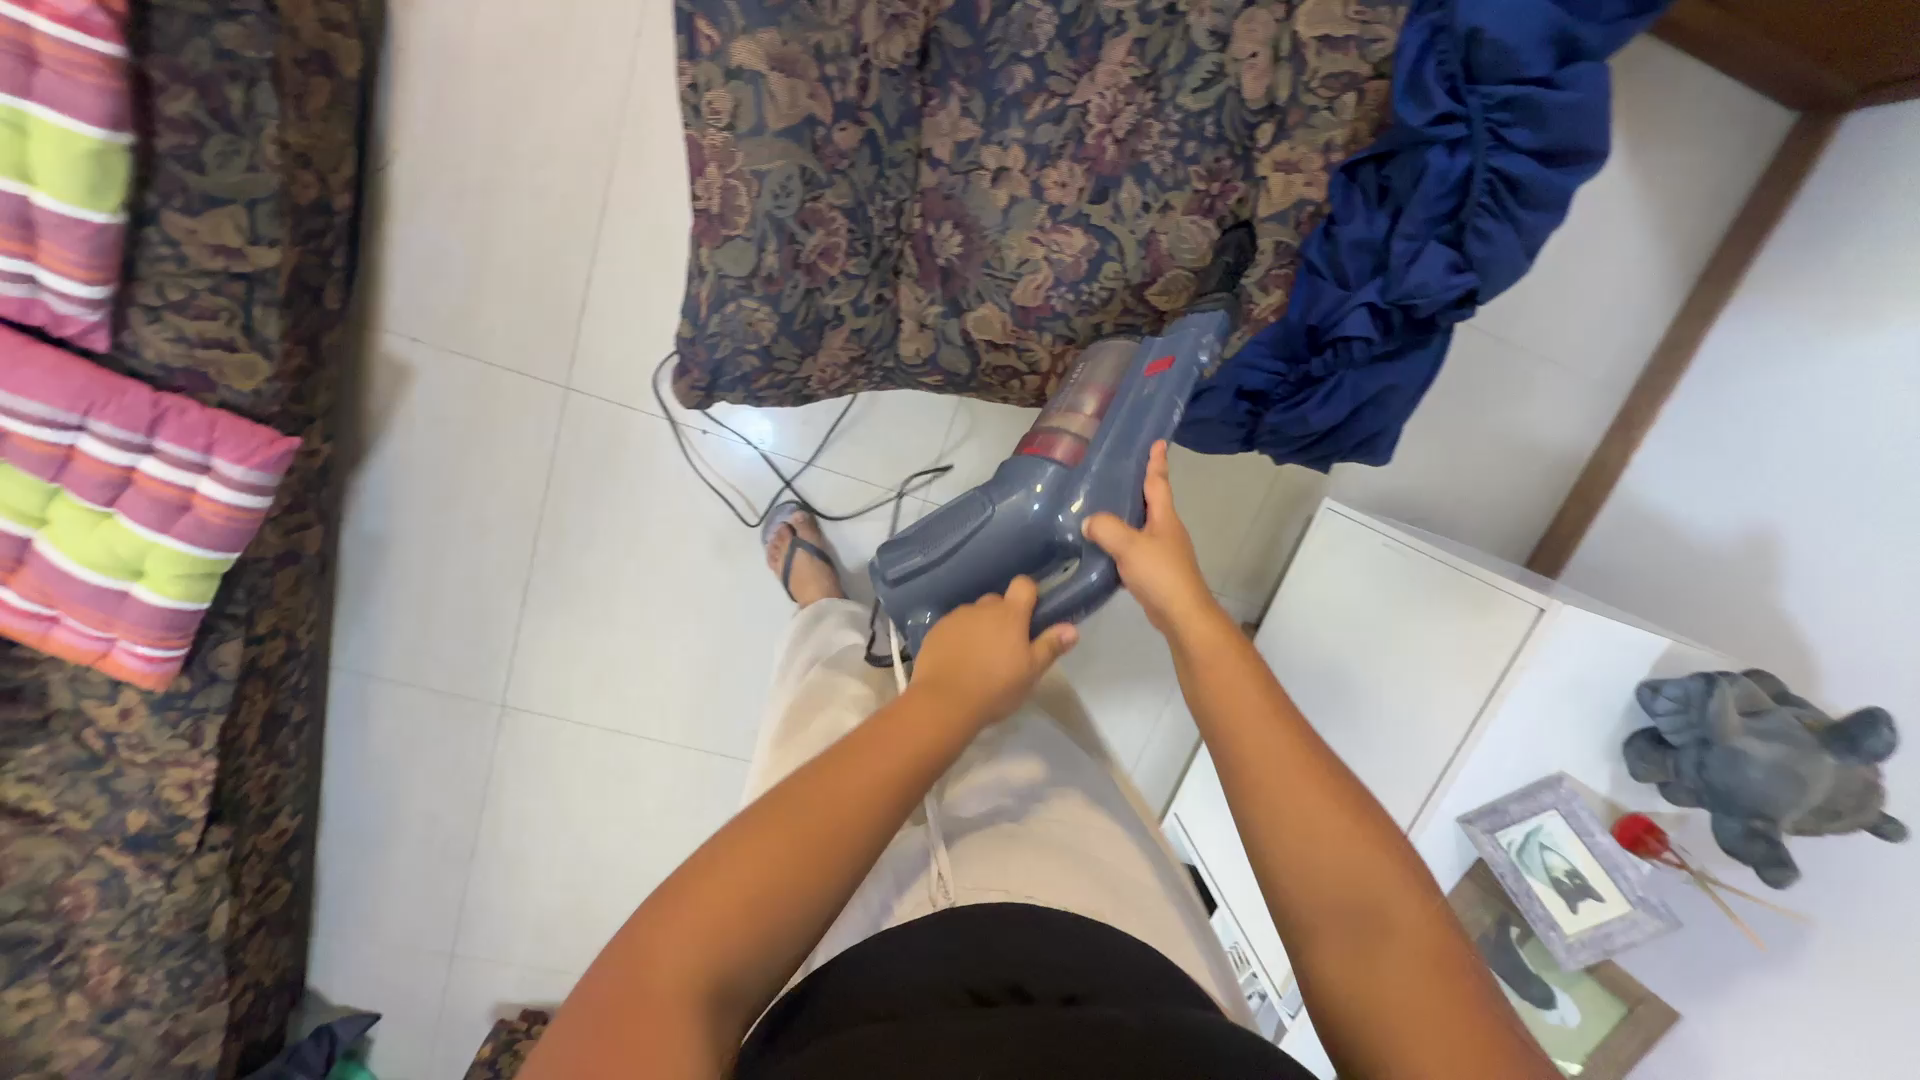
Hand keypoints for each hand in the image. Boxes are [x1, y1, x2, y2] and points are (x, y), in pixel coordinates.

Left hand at [909, 576, 1077, 726]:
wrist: (944, 702)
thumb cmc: (996, 687)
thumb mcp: (1031, 672)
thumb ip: (1051, 646)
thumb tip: (1072, 628)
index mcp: (1009, 614)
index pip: (1023, 584)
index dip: (1029, 594)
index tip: (1031, 615)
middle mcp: (981, 608)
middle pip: (997, 602)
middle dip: (1003, 617)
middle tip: (1006, 647)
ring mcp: (956, 618)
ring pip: (974, 615)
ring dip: (980, 627)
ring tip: (979, 657)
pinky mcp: (935, 630)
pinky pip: (953, 627)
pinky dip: (959, 637)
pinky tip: (958, 661)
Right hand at [1083, 441, 1224, 635]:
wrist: (1181, 614)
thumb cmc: (1161, 574)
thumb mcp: (1130, 546)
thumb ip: (1106, 528)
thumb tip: (1088, 521)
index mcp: (1165, 518)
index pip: (1159, 482)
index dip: (1157, 462)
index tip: (1158, 442)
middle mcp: (1166, 530)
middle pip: (1151, 502)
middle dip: (1138, 486)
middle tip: (1118, 471)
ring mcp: (1162, 551)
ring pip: (1141, 526)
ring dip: (1127, 516)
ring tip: (1103, 506)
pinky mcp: (1154, 571)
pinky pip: (1134, 548)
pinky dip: (1121, 542)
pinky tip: (1103, 546)